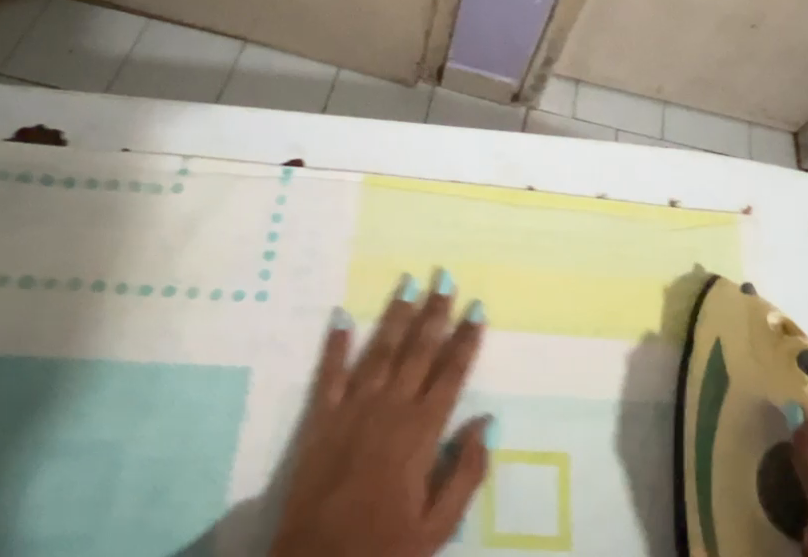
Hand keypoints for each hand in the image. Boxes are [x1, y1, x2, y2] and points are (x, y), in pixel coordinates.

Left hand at [269, 272, 491, 556]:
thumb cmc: (384, 548)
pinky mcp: (320, 418)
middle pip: (418, 351)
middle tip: (445, 276)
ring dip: (395, 315)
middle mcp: (389, 409)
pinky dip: (336, 343)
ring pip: (380, 351)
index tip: (478, 307)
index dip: (466, 340)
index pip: (451, 375)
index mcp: (421, 434)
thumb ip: (465, 472)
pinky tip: (342, 315)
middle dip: (434, 312)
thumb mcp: (438, 526)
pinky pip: (329, 372)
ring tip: (408, 282)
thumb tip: (487, 421)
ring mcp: (351, 409)